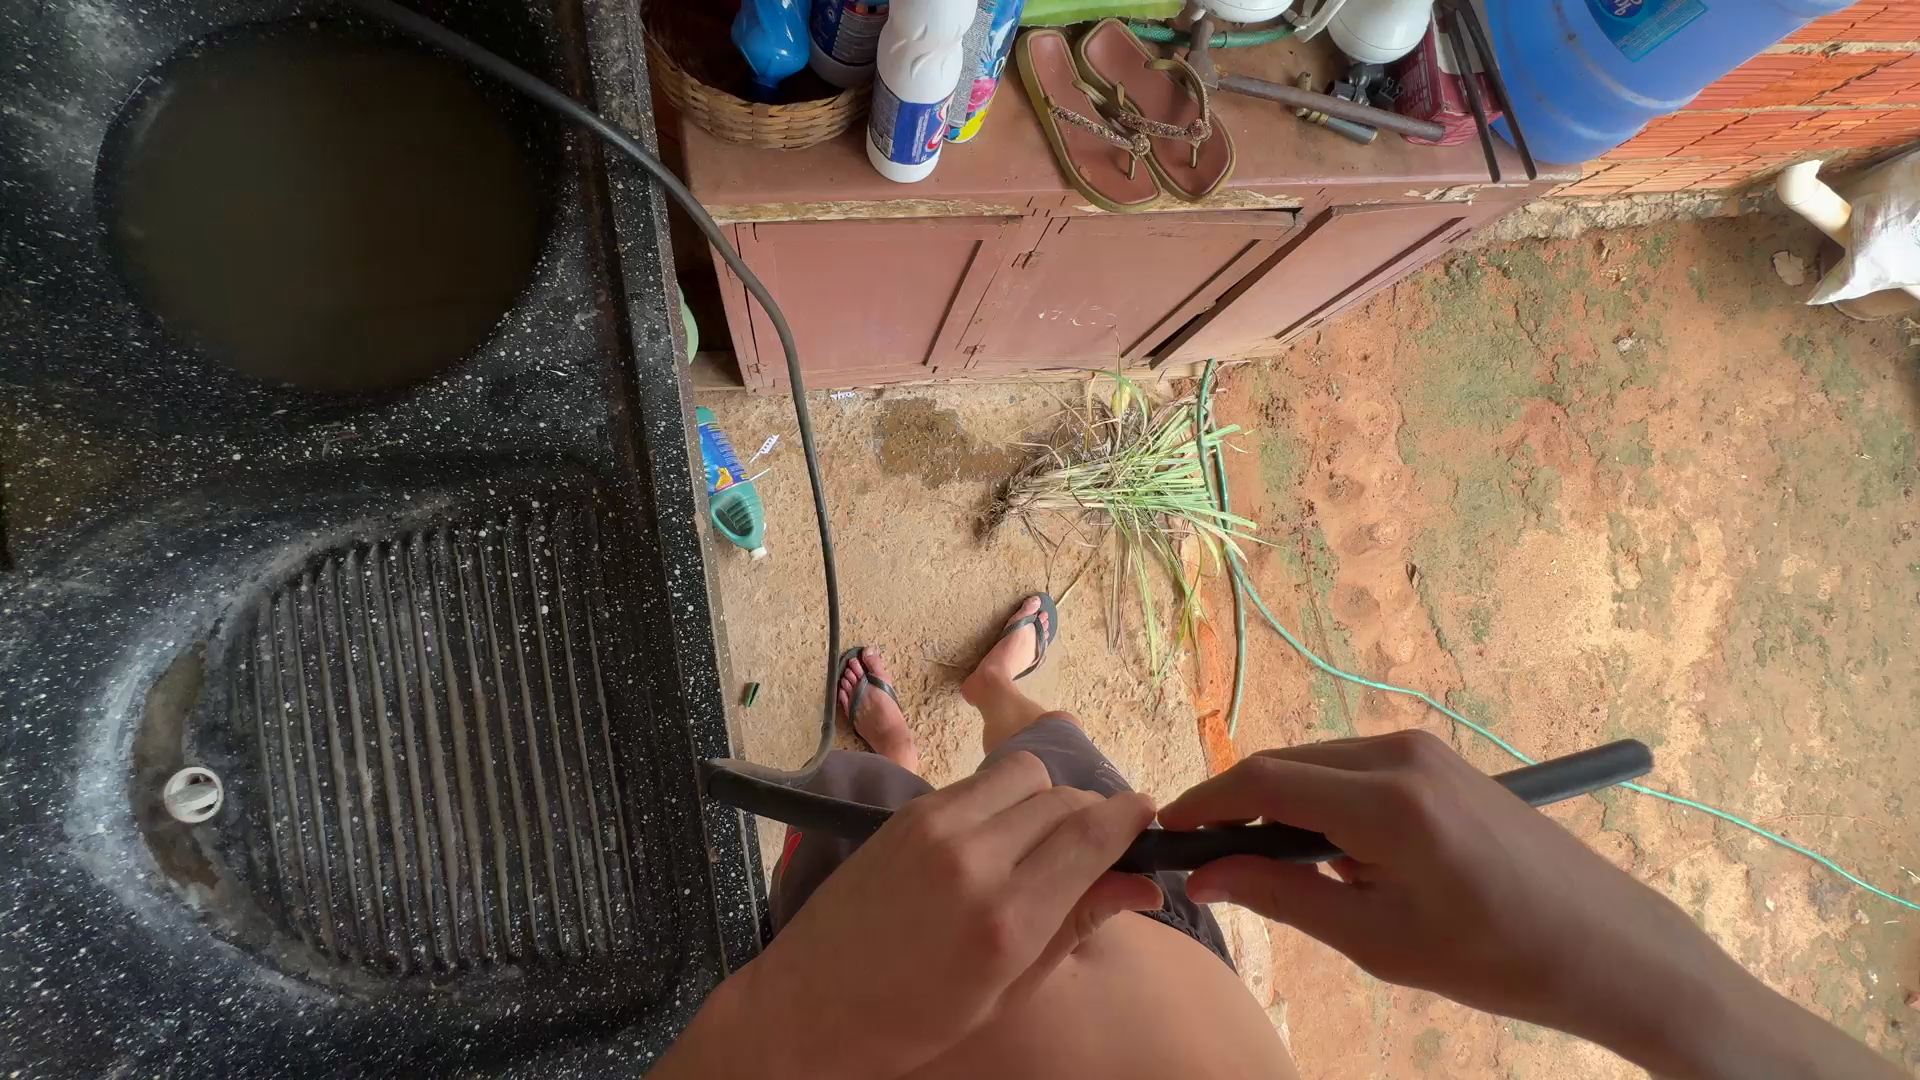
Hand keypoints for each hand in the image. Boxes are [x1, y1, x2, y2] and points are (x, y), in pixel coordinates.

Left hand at [666, 752, 1159, 1079]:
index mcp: (1007, 921)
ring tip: (1039, 833)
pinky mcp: (911, 810)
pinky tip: (995, 829)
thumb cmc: (916, 1017)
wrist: (813, 999)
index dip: (1127, 816)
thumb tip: (1144, 885)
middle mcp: (976, 859)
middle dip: (1090, 812)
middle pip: (1062, 798)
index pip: (1089, 837)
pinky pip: (980, 780)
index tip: (1146, 812)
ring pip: (1023, 773)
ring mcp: (938, 825)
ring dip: (1046, 795)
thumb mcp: (1008, 990)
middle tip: (1092, 839)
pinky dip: (1004, 794)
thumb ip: (1077, 924)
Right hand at [1159, 731, 1903, 1079]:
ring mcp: (1417, 746)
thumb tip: (1204, 876)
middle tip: (1211, 853)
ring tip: (1274, 859)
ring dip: (1278, 802)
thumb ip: (1281, 897)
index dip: (1206, 802)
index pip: (1263, 782)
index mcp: (1388, 803)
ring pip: (1311, 761)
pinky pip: (1345, 764)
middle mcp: (1396, 753)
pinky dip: (1317, 797)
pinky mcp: (1431, 753)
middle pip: (1282, 764)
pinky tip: (1332, 845)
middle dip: (1236, 804)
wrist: (1618, 949)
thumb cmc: (1498, 960)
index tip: (1169, 829)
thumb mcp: (1379, 941)